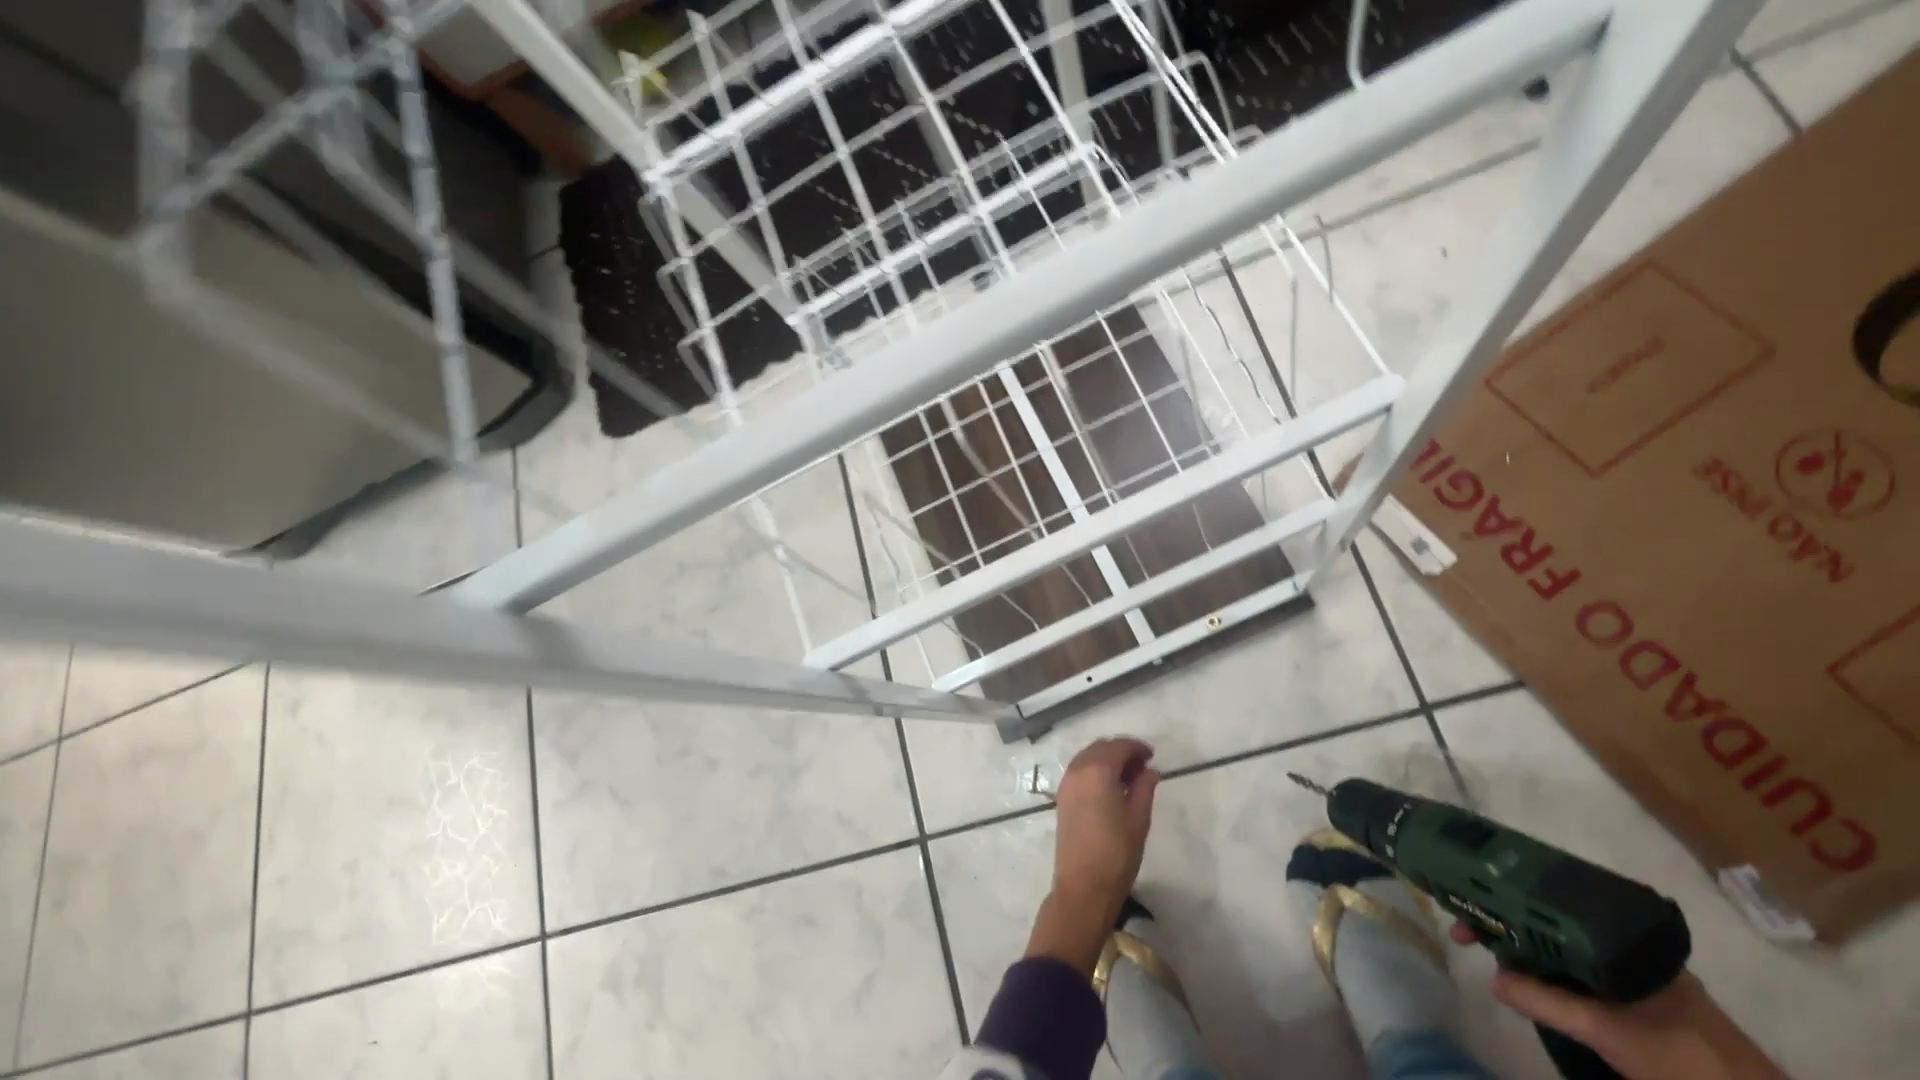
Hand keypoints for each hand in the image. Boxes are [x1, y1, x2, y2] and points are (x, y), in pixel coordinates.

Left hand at [1024, 738, 1159, 975]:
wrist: (1083, 886)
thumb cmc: (1117, 854)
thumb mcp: (1138, 819)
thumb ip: (1144, 788)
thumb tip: (1148, 770)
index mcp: (1098, 772)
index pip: (1119, 746)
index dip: (1137, 748)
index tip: (1152, 757)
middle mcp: (1077, 771)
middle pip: (1101, 748)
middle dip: (1122, 751)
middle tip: (1143, 767)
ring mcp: (1066, 784)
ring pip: (1088, 758)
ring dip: (1107, 760)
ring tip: (1128, 778)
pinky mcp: (1061, 798)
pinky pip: (1079, 771)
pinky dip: (1094, 770)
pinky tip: (1110, 788)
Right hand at [1449, 923, 1787, 1079]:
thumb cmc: (1682, 1057)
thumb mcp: (1606, 1031)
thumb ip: (1547, 1002)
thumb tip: (1493, 978)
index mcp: (1625, 940)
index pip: (1553, 905)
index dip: (1508, 903)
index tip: (1472, 906)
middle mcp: (1629, 948)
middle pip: (1556, 923)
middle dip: (1510, 924)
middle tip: (1469, 932)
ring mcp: (1638, 975)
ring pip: (1568, 949)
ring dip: (1529, 949)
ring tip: (1492, 955)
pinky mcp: (1643, 1000)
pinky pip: (1583, 972)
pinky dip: (1552, 972)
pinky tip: (1536, 984)